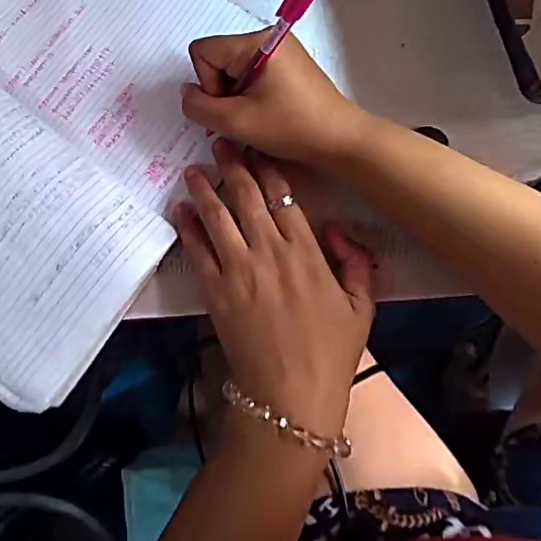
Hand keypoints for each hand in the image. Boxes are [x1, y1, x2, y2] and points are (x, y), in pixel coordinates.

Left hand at [177, 140, 375, 443]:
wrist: (290, 397)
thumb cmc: (330, 354)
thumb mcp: (361, 307)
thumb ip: (355, 262)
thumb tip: (334, 227)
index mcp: (306, 253)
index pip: (283, 197)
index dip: (268, 169)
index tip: (256, 149)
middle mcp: (270, 253)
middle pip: (247, 197)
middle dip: (232, 166)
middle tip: (219, 143)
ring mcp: (239, 270)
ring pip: (218, 217)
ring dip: (204, 189)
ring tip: (193, 169)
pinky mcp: (215, 291)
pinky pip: (198, 250)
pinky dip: (187, 227)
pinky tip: (179, 209)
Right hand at [182, 30, 374, 168]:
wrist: (341, 139)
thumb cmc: (291, 127)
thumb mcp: (236, 122)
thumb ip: (199, 106)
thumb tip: (187, 93)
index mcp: (257, 41)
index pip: (203, 51)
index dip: (207, 83)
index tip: (231, 106)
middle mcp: (268, 36)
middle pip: (217, 58)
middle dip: (221, 91)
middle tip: (243, 117)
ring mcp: (280, 50)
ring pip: (232, 69)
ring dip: (235, 97)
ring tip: (257, 118)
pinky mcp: (287, 65)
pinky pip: (251, 74)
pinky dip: (250, 96)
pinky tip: (266, 114)